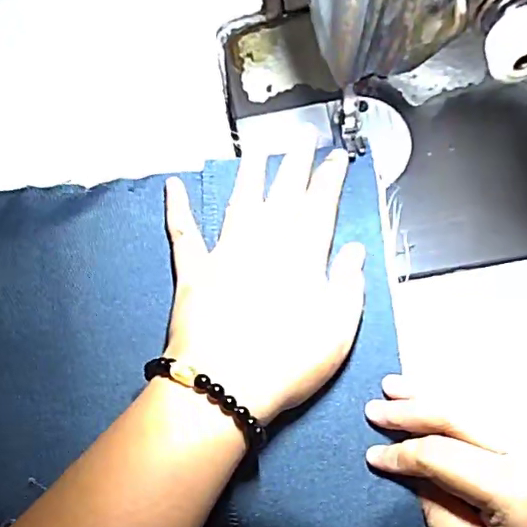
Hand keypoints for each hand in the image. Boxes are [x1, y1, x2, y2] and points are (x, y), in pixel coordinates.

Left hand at [162, 129, 367, 423]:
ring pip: (239, 201)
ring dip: (249, 174)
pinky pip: (184, 233)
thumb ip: (348, 285)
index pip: (320, 205)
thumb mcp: (338, 331)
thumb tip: (353, 252)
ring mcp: (224, 255)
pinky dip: (178, 209)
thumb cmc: (287, 363)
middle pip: (282, 194)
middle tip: (301, 140)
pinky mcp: (192, 273)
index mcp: (303, 256)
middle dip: (294, 164)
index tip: (335, 157)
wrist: (224, 386)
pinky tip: (173, 187)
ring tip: (257, 152)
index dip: (329, 178)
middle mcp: (263, 244)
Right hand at [365, 376, 526, 526]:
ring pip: (481, 401)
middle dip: (413, 410)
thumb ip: (440, 515)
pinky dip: (468, 399)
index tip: (372, 456)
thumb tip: (414, 478)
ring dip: (438, 394)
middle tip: (374, 407)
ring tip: (398, 387)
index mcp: (516, 487)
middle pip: (460, 414)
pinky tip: (445, 395)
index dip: (402, 455)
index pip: (441, 455)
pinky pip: (503, 406)